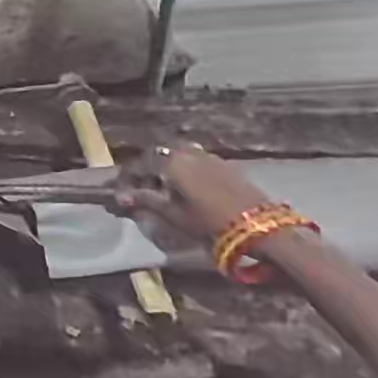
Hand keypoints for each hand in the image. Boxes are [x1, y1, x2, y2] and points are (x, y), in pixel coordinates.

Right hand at [120, 143, 274, 240]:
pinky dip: (181, 169)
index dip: (125, 177)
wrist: (259, 225)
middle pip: (156, 155)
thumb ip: (145, 200)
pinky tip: (183, 187)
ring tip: (160, 188)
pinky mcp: (223, 163)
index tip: (118, 191)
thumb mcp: (172, 213)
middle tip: (137, 189)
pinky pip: (193, 160)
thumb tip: (120, 197)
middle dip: (144, 170)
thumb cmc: (209, 221)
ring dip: (163, 168)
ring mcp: (207, 156)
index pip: (138, 164)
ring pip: (176, 156)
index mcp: (171, 162)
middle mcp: (187, 152)